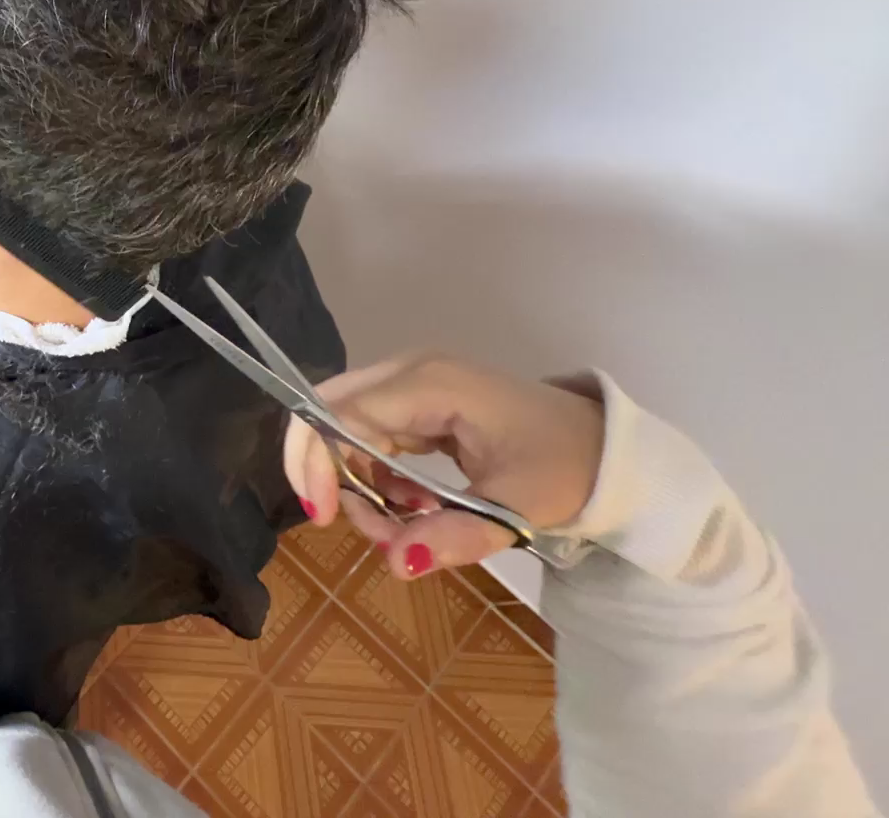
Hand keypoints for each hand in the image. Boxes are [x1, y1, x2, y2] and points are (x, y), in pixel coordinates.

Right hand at [284, 354, 604, 580]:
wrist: (618, 451)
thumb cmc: (574, 469)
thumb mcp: (523, 507)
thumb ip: (457, 533)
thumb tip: (396, 564)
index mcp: (430, 384)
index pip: (341, 414)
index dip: (319, 464)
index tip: (325, 518)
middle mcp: (407, 373)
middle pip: (326, 407)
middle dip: (319, 467)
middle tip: (335, 519)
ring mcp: (409, 383)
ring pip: (340, 422)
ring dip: (349, 475)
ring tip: (395, 522)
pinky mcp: (414, 400)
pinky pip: (364, 430)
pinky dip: (370, 471)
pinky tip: (410, 502)